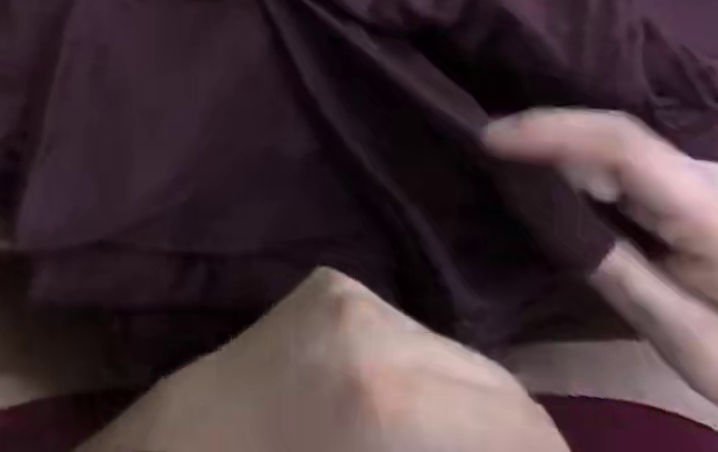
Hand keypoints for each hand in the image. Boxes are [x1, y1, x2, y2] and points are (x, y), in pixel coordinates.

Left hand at [79, 268, 567, 451]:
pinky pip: (412, 333)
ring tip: (442, 448)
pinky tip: (397, 409)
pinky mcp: (328, 282)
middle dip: (518, 450)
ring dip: (474, 413)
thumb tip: (536, 451)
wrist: (181, 451)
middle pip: (508, 394)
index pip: (532, 434)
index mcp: (397, 400)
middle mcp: (378, 325)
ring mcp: (348, 292)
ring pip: (462, 359)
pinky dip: (428, 376)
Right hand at [485, 109, 717, 451]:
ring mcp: (705, 175)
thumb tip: (536, 202)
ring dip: (558, 150)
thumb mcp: (685, 336)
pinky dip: (578, 162)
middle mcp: (712, 176)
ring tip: (506, 163)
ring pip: (614, 143)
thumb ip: (610, 264)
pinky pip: (623, 158)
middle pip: (612, 136)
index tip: (488, 135)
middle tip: (485, 153)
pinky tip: (551, 178)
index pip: (624, 146)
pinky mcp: (693, 183)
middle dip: (543, 139)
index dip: (551, 130)